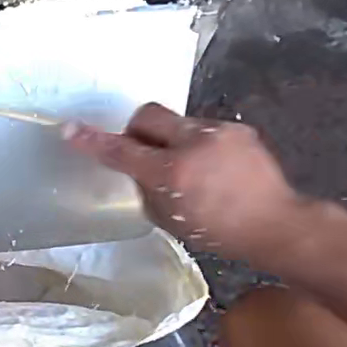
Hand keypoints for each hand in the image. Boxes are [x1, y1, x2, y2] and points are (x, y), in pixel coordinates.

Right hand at [64, 105, 310, 263]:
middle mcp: (193, 143)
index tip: (71, 130)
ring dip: (168, 139)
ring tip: (183, 167)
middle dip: (136, 129)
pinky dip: (195, 145)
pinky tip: (208, 168)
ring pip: (176, 122)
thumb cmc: (216, 232)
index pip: (121, 150)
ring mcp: (219, 132)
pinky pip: (202, 130)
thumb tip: (138, 169)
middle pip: (148, 115)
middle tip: (138, 150)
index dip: (92, 141)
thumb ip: (146, 187)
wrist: (276, 224)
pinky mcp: (238, 131)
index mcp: (171, 171)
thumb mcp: (167, 217)